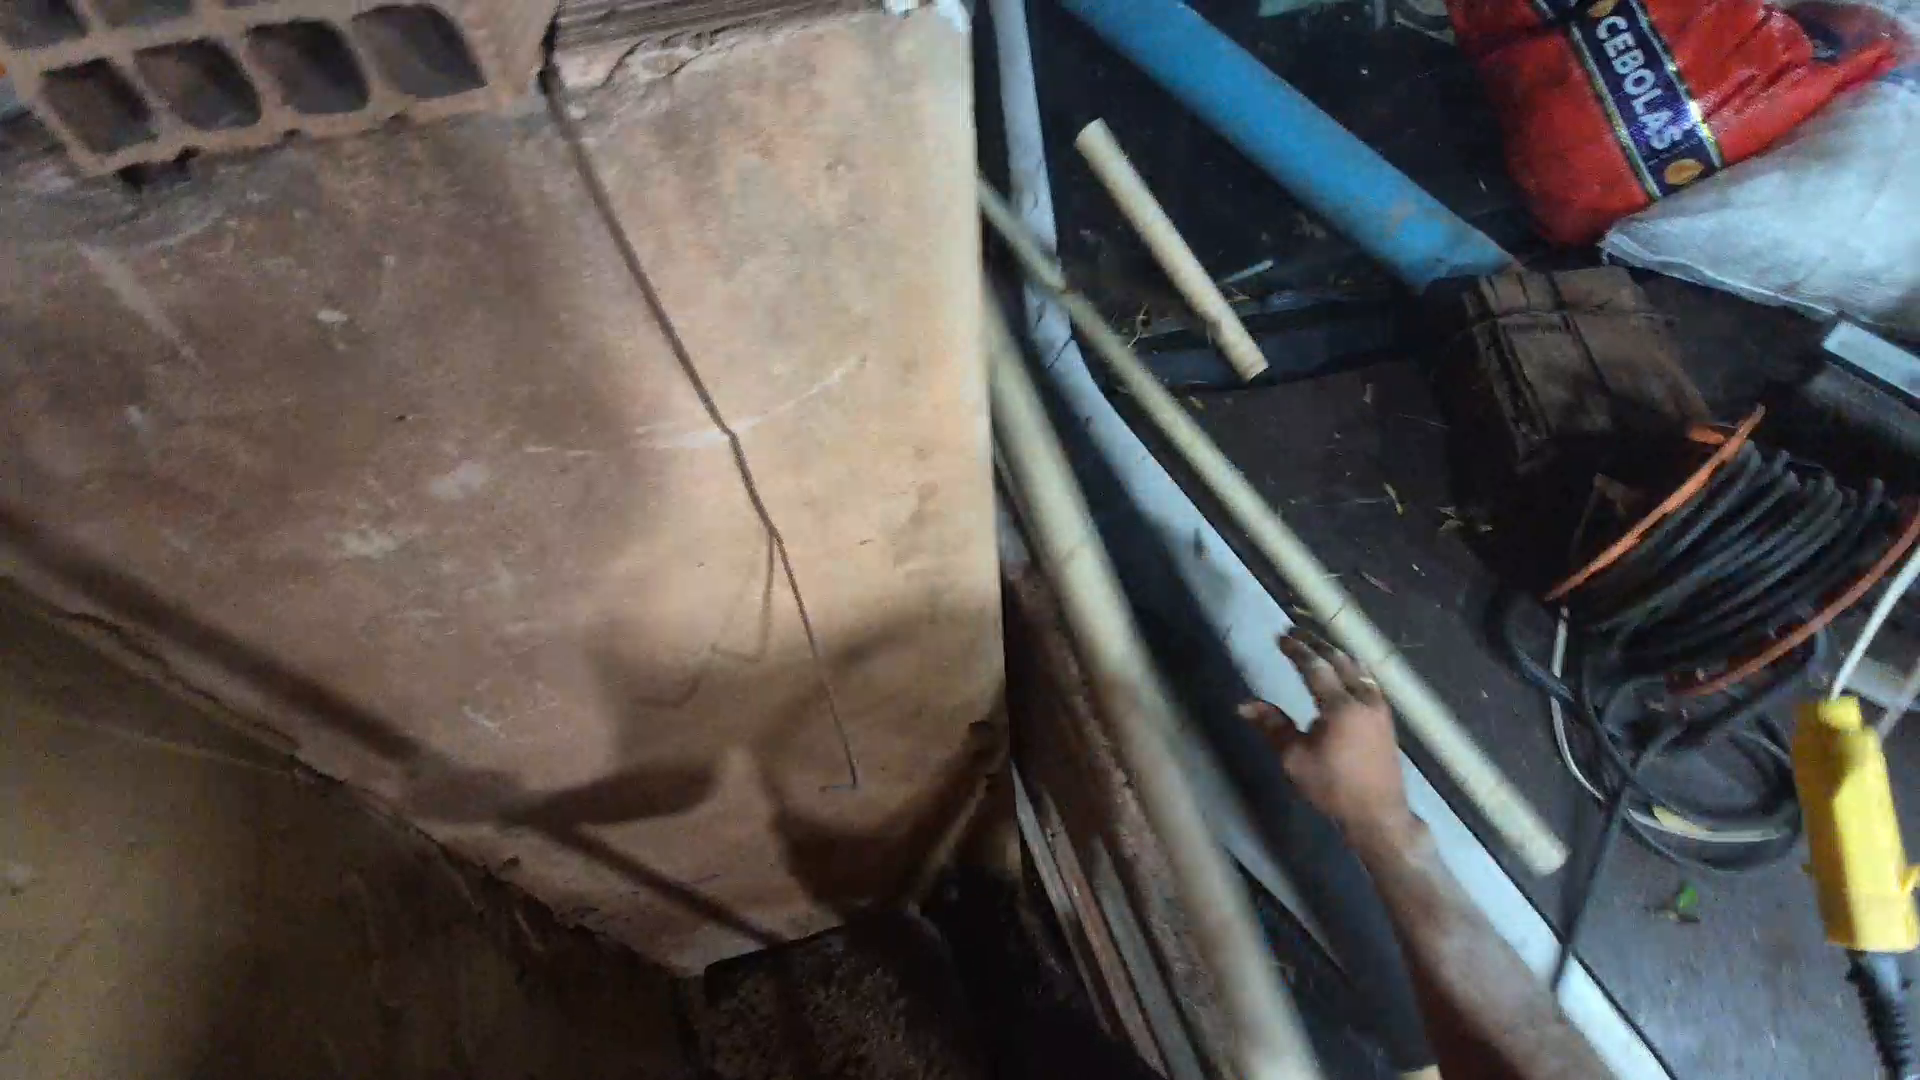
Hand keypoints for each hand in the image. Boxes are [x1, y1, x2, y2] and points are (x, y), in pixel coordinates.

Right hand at [1241, 635, 1419, 855]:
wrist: (1380, 816)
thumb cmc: (1333, 788)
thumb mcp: (1295, 759)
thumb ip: (1272, 726)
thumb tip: (1243, 704)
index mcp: (1341, 707)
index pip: (1315, 667)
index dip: (1296, 650)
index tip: (1280, 637)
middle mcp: (1364, 700)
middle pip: (1340, 661)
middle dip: (1317, 644)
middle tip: (1296, 632)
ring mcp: (1379, 708)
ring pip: (1359, 669)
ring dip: (1336, 653)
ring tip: (1318, 645)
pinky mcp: (1386, 719)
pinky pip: (1369, 680)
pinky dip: (1353, 667)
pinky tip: (1347, 670)